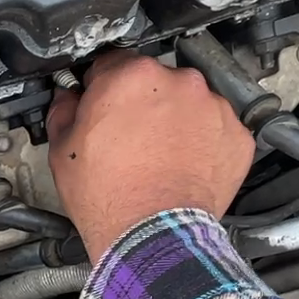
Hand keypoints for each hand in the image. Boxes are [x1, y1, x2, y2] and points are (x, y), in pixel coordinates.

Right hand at [48, 51, 254, 262]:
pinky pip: (215, 130)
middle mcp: (177, 81)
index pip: (110, 64)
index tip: (99, 106)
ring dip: (173, 123)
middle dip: (140, 105)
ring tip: (155, 160)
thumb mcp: (62, 153)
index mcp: (129, 78)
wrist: (150, 235)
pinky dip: (201, 145)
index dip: (100, 88)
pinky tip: (180, 168)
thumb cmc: (107, 197)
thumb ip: (64, 113)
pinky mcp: (235, 135)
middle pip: (153, 82)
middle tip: (126, 142)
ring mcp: (212, 106)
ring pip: (187, 105)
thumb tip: (67, 100)